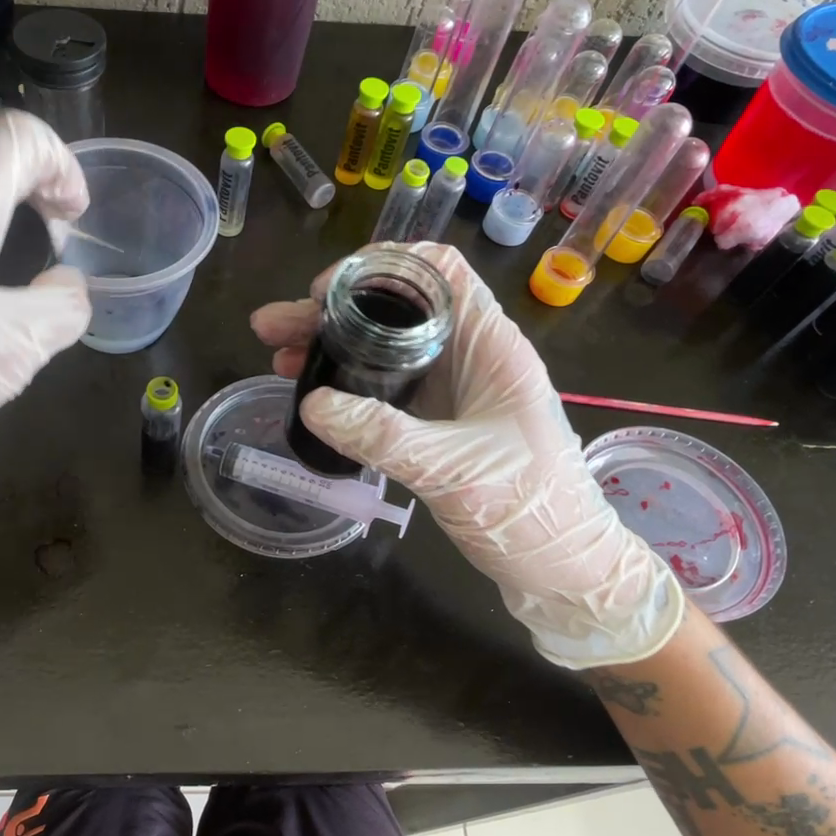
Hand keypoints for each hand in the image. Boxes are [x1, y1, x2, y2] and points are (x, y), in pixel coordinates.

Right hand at [250, 243, 683, 668]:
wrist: (563, 569)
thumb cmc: (529, 511)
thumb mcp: (452, 469)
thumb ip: (382, 435)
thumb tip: (312, 403)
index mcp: (490, 348)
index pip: (437, 272)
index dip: (378, 267)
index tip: (325, 293)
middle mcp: (469, 359)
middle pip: (397, 310)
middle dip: (333, 311)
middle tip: (273, 327)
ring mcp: (454, 393)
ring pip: (385, 349)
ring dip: (332, 347)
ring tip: (277, 357)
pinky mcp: (440, 426)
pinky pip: (386, 390)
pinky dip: (347, 386)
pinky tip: (312, 396)